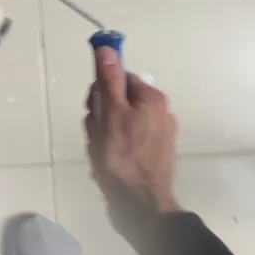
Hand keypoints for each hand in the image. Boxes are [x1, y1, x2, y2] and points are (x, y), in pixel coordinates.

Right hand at [85, 43, 180, 228]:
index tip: (94, 109)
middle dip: (100, 116)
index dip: (101, 92)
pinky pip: (127, 142)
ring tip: (99, 153)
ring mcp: (158, 136)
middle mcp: (161, 113)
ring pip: (119, 123)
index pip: (119, 78)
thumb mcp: (110, 113)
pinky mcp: (153, 155)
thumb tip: (106, 47)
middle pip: (119, 101)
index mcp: (152, 99)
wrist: (141, 207)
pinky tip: (106, 163)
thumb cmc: (122, 157)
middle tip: (96, 135)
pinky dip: (113, 149)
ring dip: (103, 134)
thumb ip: (108, 80)